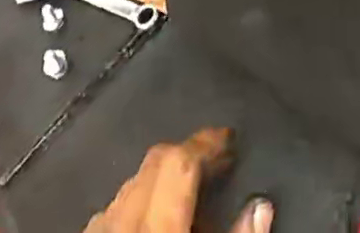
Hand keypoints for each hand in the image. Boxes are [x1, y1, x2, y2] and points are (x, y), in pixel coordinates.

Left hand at [85, 128, 273, 231]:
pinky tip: (149, 218)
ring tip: (187, 191)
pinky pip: (111, 208)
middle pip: (156, 161)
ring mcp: (99, 228)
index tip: (228, 136)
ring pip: (131, 182)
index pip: (181, 160)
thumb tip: (261, 205)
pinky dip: (135, 202)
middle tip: (216, 160)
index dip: (207, 141)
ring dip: (161, 177)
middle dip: (188, 152)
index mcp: (157, 225)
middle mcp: (123, 220)